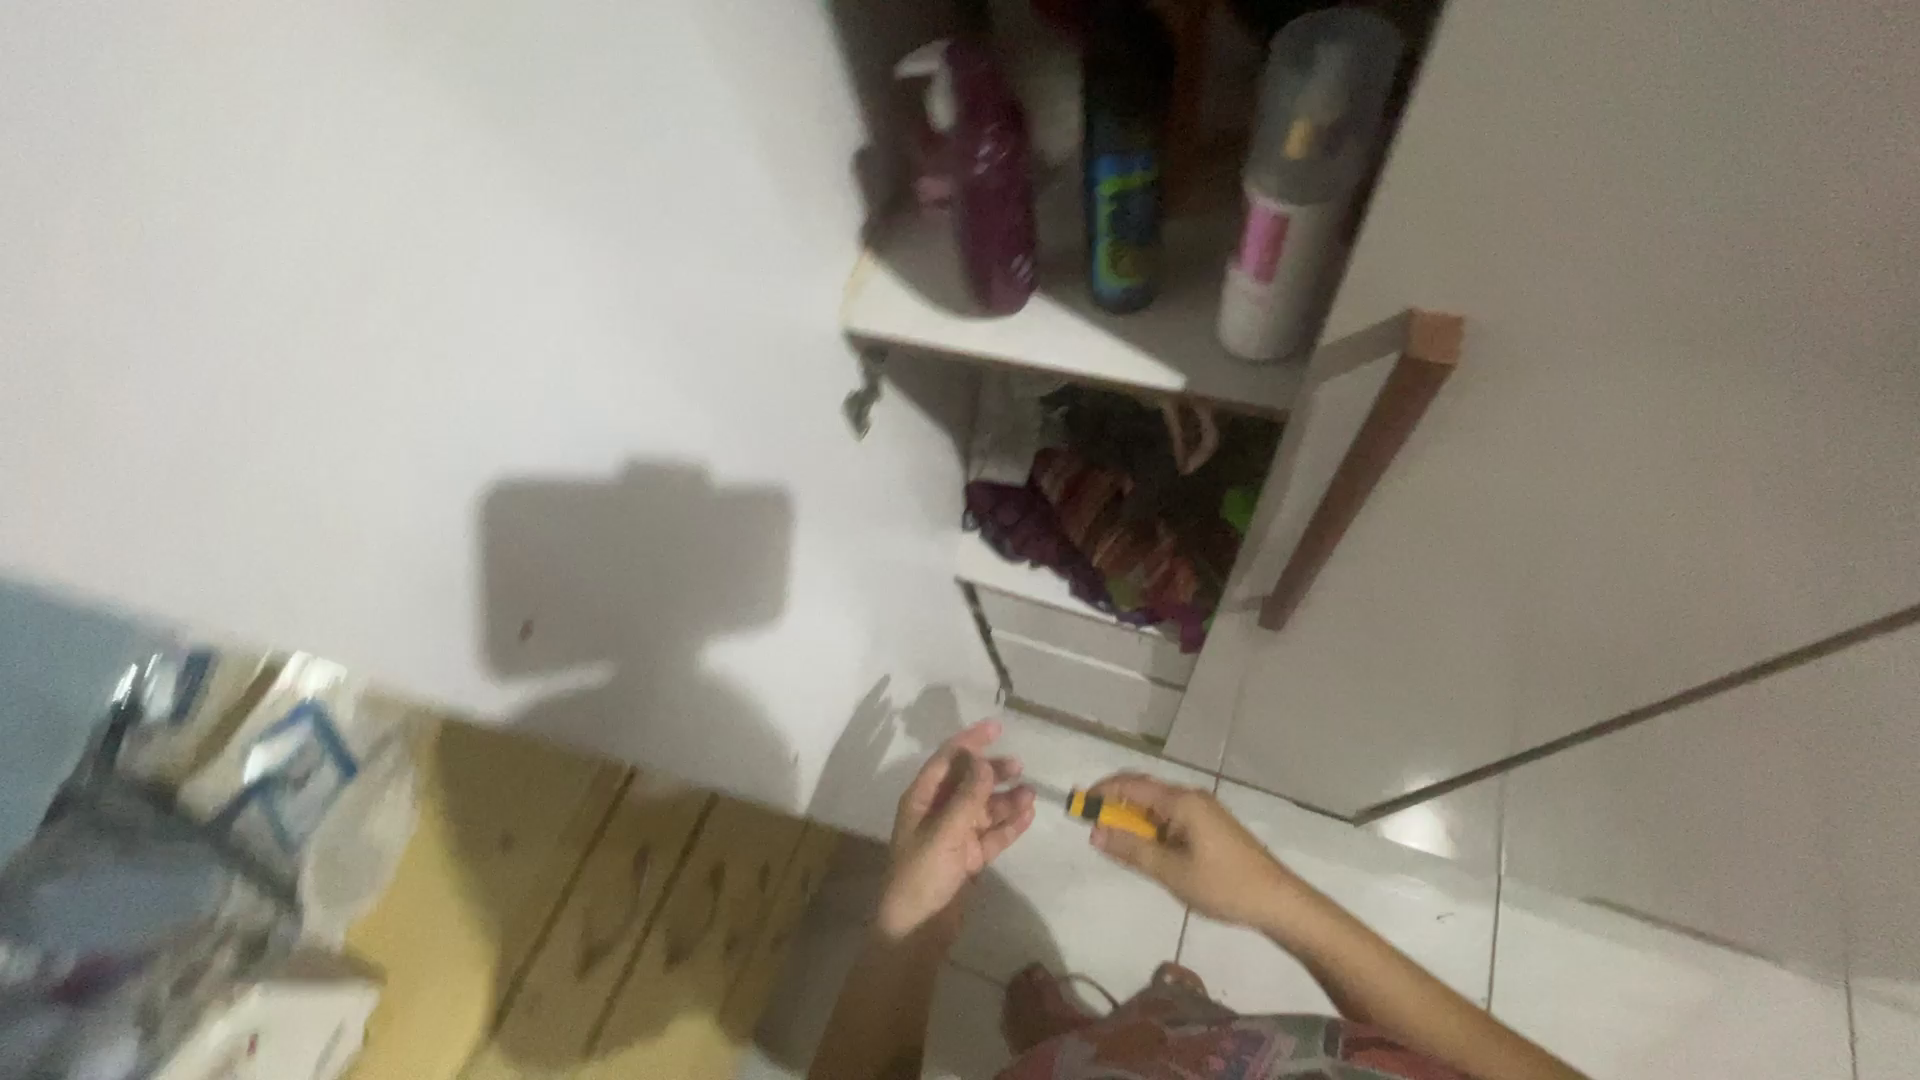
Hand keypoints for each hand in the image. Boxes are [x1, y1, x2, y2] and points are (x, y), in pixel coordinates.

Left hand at [876, 720, 1035, 943]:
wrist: (916, 930)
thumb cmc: (922, 874)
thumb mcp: (944, 832)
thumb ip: (967, 797)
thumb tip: (985, 763)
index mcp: (921, 799)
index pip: (947, 760)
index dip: (970, 741)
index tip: (997, 727)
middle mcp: (937, 812)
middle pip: (968, 782)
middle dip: (992, 771)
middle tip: (1019, 766)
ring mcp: (954, 835)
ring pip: (983, 808)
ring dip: (1005, 799)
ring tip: (1030, 794)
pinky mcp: (968, 858)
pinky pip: (992, 834)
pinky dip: (1008, 825)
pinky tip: (1027, 816)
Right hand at [1085, 772, 1302, 927]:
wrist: (1279, 902)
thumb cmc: (1223, 885)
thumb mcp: (1171, 871)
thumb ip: (1131, 850)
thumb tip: (1095, 832)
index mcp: (1181, 801)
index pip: (1131, 785)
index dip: (1102, 792)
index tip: (1078, 805)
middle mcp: (1191, 796)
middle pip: (1143, 791)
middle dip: (1115, 805)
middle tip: (1093, 827)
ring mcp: (1204, 810)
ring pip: (1157, 806)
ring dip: (1134, 820)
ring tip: (1117, 844)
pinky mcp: (1211, 826)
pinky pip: (1172, 817)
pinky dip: (1152, 828)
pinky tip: (1149, 851)